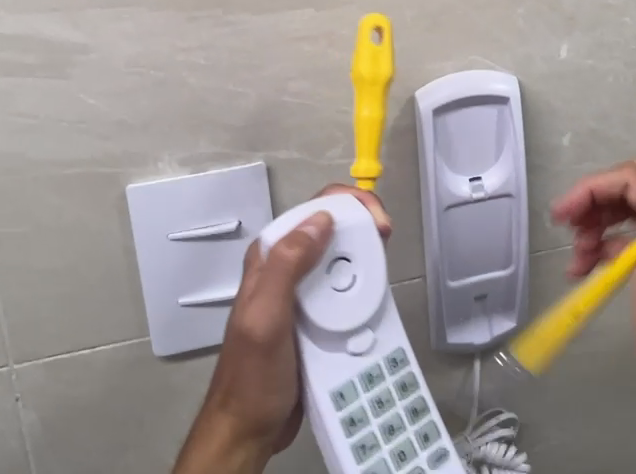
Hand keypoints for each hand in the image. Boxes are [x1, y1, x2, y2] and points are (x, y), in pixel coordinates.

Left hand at [176, 185, 390, 473]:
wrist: (249, 430)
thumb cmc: (252, 377)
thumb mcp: (265, 317)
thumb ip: (287, 265)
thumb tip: (322, 219)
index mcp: (269, 258)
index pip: (311, 212)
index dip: (346, 206)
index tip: (375, 221)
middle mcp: (286, 268)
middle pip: (331, 230)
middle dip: (361, 228)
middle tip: (386, 240)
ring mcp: (303, 293)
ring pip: (341, 259)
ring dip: (365, 259)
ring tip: (383, 268)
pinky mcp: (318, 316)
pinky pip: (345, 290)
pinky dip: (363, 288)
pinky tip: (374, 296)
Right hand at [551, 155, 635, 403]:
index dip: (596, 189)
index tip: (563, 212)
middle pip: (630, 195)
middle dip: (594, 207)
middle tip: (563, 228)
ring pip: (625, 218)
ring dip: (595, 231)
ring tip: (575, 260)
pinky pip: (627, 243)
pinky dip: (604, 251)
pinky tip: (584, 269)